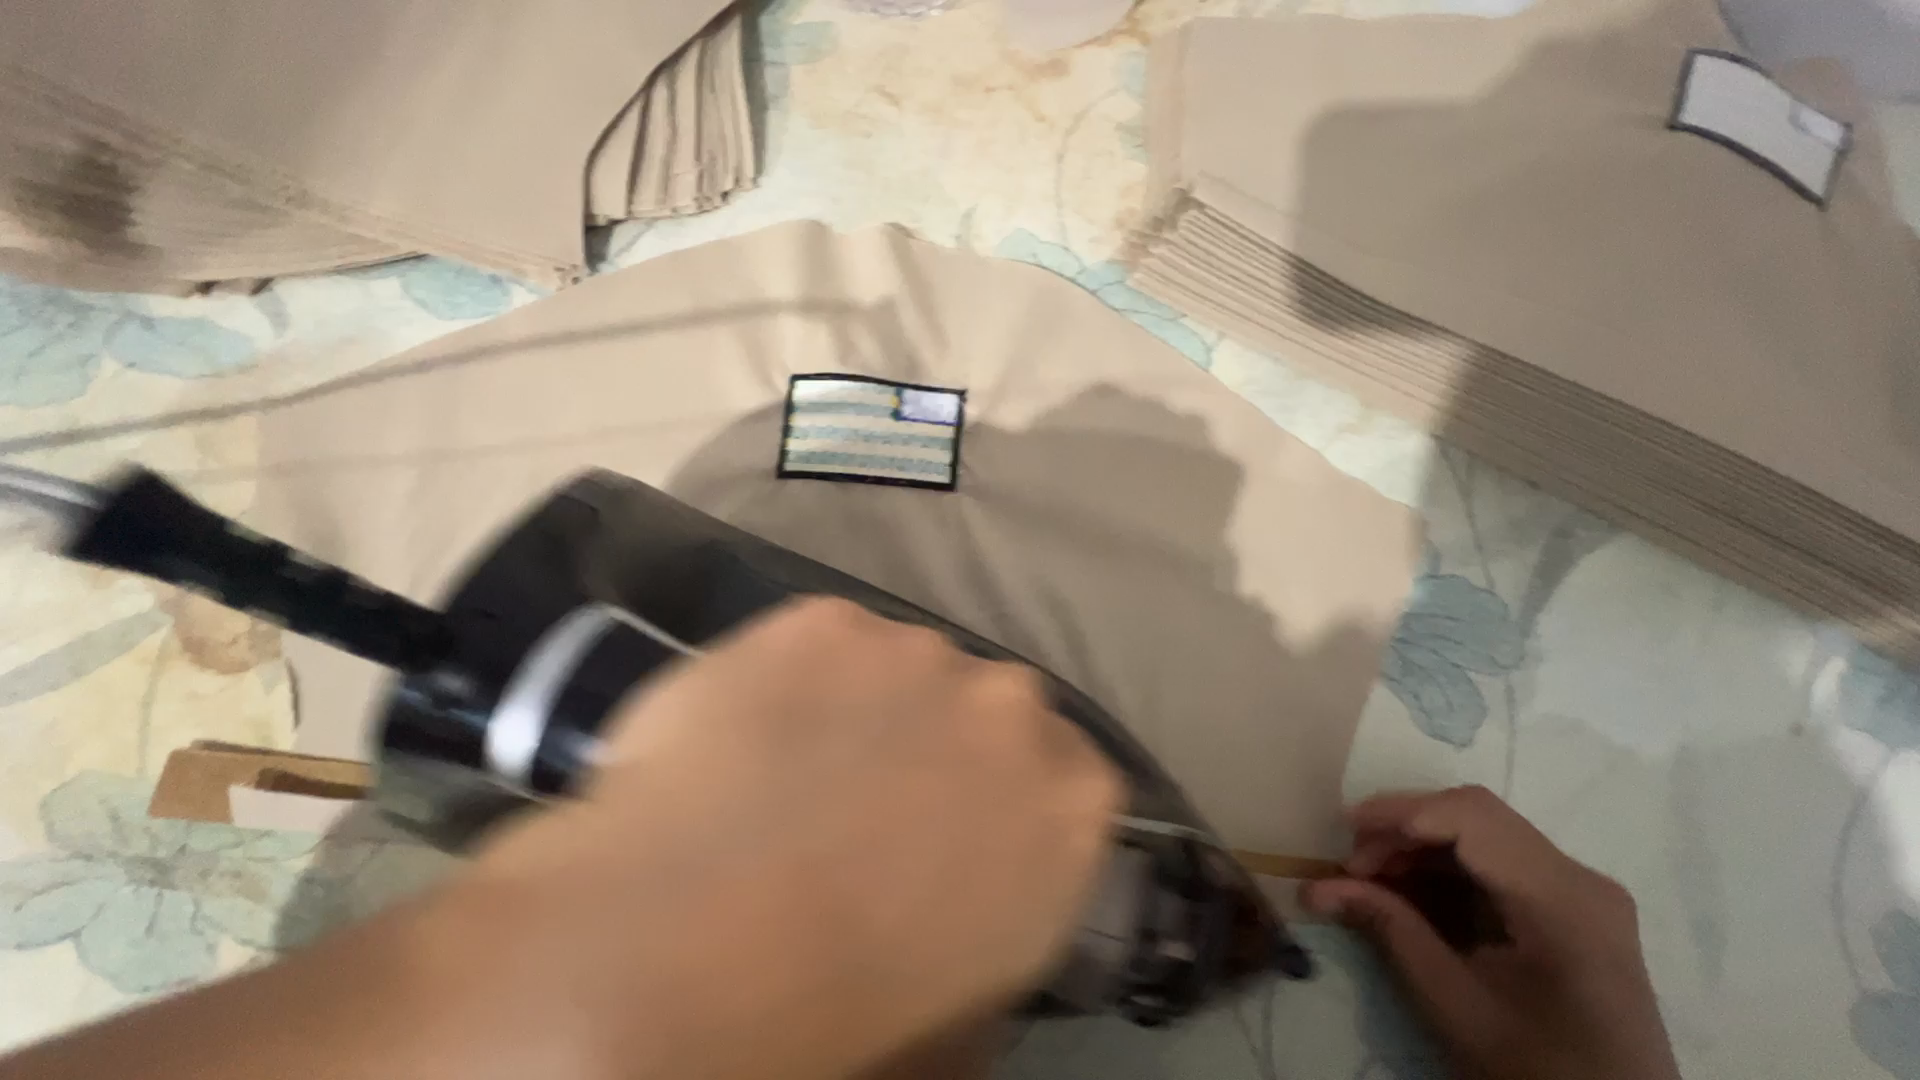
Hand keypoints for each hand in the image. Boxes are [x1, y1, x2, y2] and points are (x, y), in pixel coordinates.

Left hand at [453, 597, 1123, 1079]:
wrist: (690, 950)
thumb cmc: (847, 1011)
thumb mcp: (967, 1012)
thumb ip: (997, 929)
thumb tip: (964, 910)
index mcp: (1068, 802)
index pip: (1068, 776)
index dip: (1006, 798)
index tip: (961, 822)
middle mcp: (1010, 705)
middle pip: (990, 709)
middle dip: (946, 741)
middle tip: (877, 791)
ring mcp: (915, 649)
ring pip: (906, 667)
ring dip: (870, 703)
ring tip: (797, 762)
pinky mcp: (824, 620)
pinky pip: (826, 644)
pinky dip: (798, 678)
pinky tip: (750, 732)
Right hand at [1302, 786, 1679, 1079]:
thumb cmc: (1535, 1069)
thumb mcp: (1453, 1004)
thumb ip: (1388, 930)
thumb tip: (1314, 888)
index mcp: (1564, 900)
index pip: (1472, 817)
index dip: (1401, 813)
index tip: (1344, 834)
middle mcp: (1580, 878)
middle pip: (1474, 817)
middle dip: (1403, 831)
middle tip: (1352, 868)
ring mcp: (1579, 889)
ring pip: (1481, 832)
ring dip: (1418, 847)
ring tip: (1371, 882)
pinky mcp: (1570, 904)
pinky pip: (1496, 859)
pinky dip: (1444, 866)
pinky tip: (1410, 893)